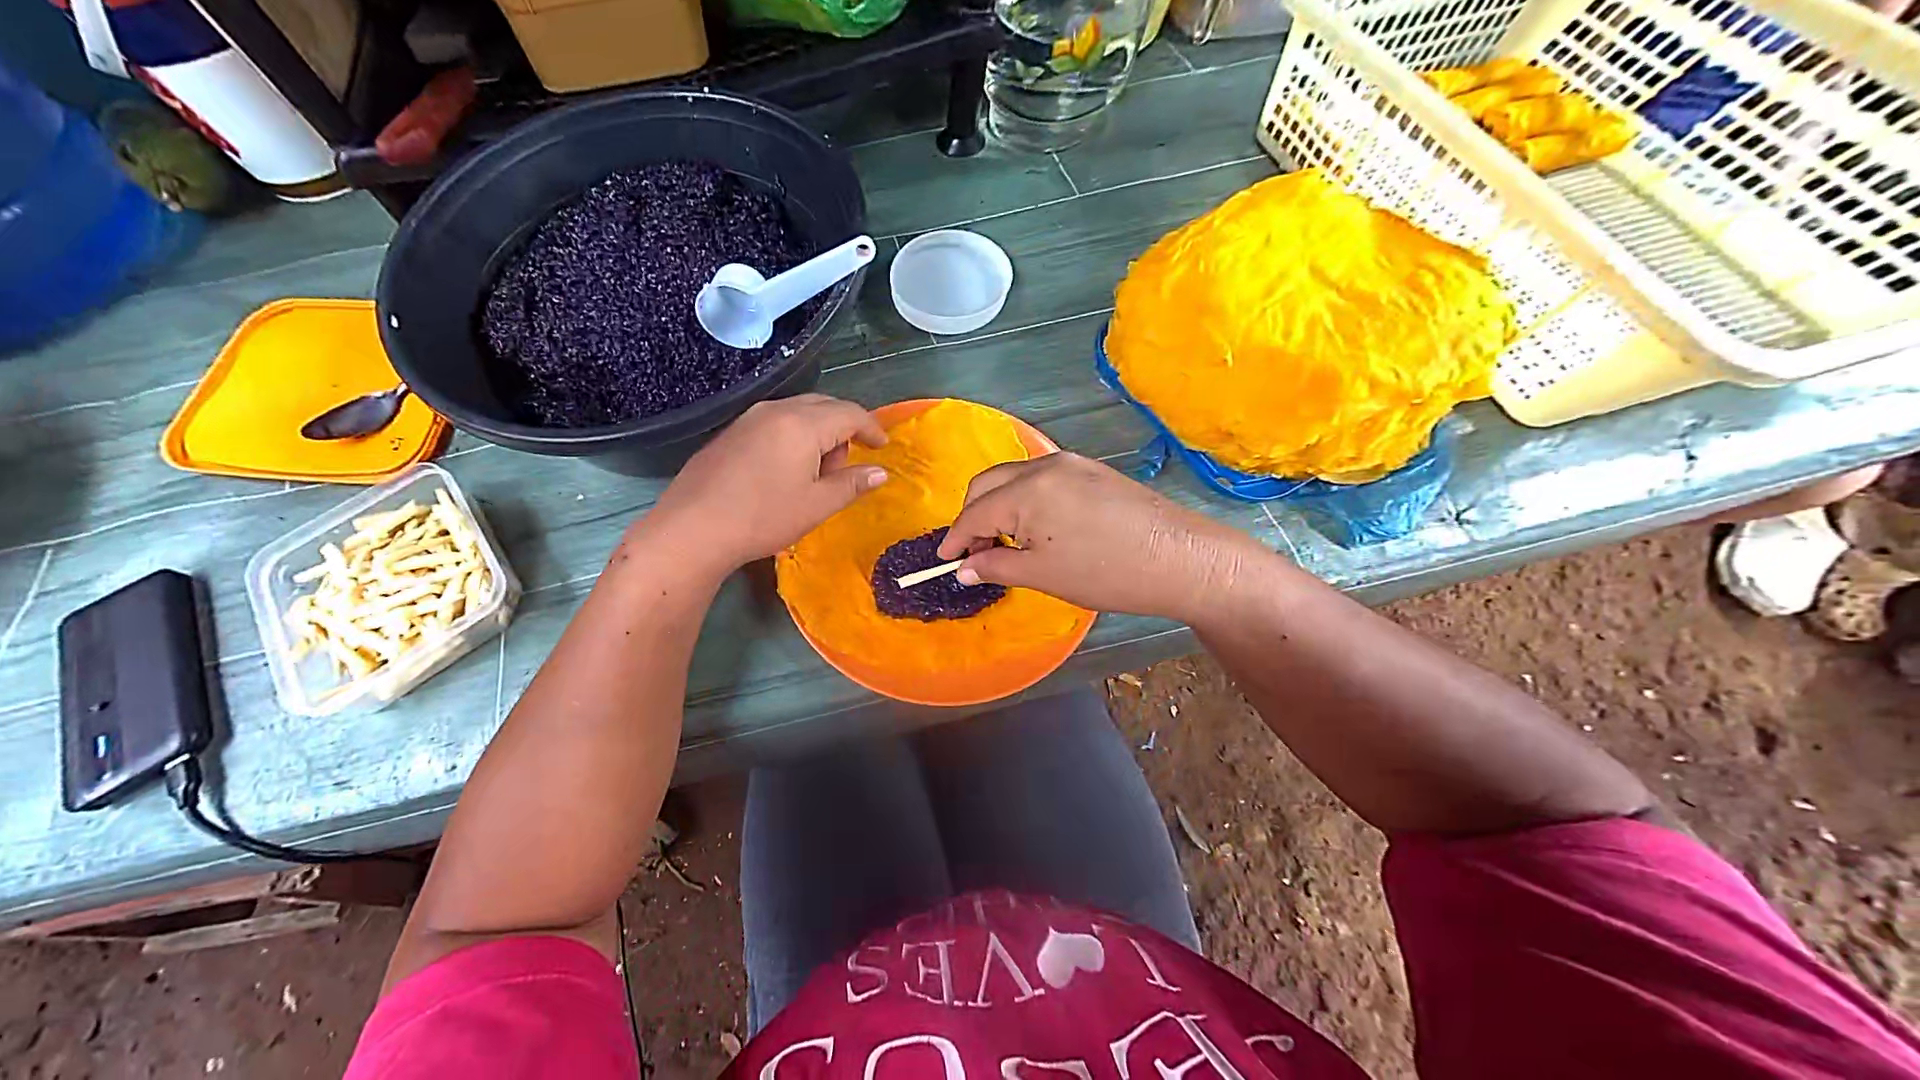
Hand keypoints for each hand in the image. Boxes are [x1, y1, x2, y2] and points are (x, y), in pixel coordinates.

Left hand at [643, 394, 887, 574]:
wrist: (692, 529)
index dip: (872, 428)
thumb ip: (852, 484)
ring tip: (811, 476)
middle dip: (844, 430)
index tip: (882, 447)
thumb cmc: (762, 518)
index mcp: (802, 424)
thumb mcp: (816, 505)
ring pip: (798, 413)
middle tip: (844, 468)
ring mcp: (748, 419)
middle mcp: (775, 411)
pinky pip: (774, 423)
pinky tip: (782, 473)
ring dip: (817, 435)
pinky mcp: (730, 433)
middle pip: (824, 406)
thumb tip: (880, 473)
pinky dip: (792, 438)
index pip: (849, 413)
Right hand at [936, 453, 1269, 621]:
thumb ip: (996, 566)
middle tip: (974, 552)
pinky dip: (1026, 500)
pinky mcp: (1094, 471)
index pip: (975, 511)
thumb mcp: (1044, 575)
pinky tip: (1037, 528)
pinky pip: (1043, 479)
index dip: (956, 538)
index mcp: (1027, 489)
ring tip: (1006, 543)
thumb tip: (964, 568)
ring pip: (1016, 478)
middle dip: (974, 516)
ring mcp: (1073, 464)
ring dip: (1000, 506)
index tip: (944, 560)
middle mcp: (1045, 465)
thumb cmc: (1107, 572)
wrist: (1183, 559)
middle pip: (989, 483)